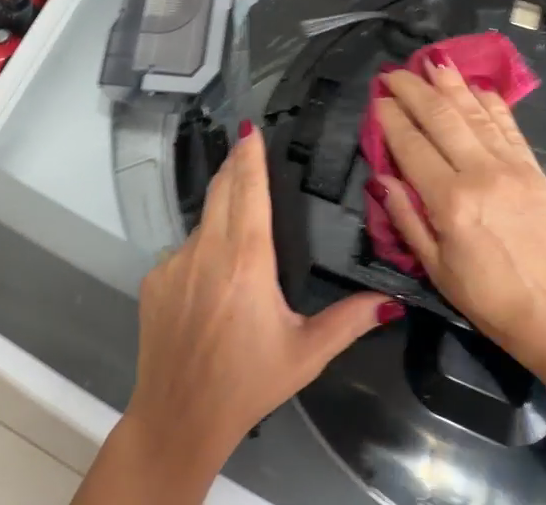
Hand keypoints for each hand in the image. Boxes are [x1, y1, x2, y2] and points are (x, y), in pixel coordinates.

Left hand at [122, 123, 392, 474]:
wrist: (178, 417)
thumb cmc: (249, 383)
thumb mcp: (306, 353)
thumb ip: (350, 321)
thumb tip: (392, 300)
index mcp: (247, 260)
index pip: (249, 191)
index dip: (251, 156)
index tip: (251, 128)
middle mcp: (207, 251)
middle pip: (221, 191)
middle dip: (234, 165)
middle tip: (246, 144)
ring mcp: (173, 263)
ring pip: (202, 223)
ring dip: (220, 213)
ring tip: (238, 220)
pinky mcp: (153, 280)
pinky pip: (182, 252)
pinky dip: (200, 252)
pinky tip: (210, 282)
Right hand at [372, 57, 545, 373]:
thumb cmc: (498, 306)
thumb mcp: (439, 273)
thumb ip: (408, 221)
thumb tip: (382, 180)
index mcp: (450, 202)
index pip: (410, 145)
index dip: (389, 118)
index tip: (376, 99)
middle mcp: (480, 173)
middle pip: (440, 117)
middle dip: (412, 89)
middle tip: (391, 72)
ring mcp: (513, 166)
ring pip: (473, 112)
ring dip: (448, 83)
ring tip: (429, 61)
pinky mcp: (536, 169)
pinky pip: (508, 124)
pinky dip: (489, 101)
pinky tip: (476, 87)